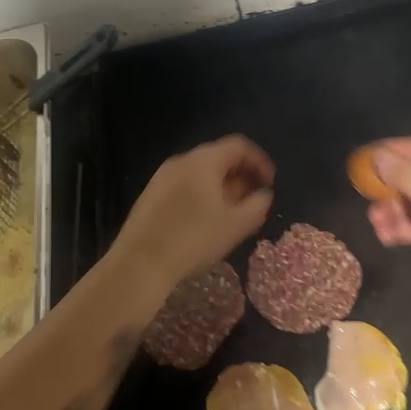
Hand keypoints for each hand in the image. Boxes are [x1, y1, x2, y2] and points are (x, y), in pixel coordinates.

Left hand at [109, 135, 274, 290]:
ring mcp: (162, 177)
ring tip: (232, 214)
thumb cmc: (194, 239)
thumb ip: (258, 205)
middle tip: (253, 200)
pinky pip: (184, 186)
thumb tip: (263, 194)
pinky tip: (205, 221)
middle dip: (241, 176)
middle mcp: (181, 161)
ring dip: (222, 188)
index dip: (259, 161)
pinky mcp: (150, 195)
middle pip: (218, 157)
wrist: (140, 263)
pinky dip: (202, 195)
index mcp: (203, 161)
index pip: (239, 146)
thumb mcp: (237, 225)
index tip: (270, 184)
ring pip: (200, 173)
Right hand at [365, 137, 410, 303]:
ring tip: (376, 221)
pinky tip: (385, 236)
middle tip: (367, 194)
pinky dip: (398, 229)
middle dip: (388, 186)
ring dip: (390, 210)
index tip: (368, 155)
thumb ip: (405, 175)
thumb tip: (379, 156)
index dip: (395, 149)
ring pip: (409, 205)